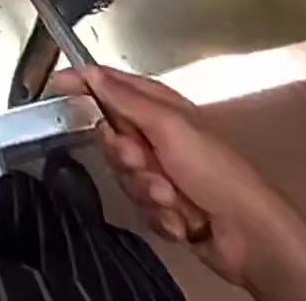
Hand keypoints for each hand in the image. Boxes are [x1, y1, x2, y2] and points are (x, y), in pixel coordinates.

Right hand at [50, 67, 305, 299]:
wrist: (248, 234)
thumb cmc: (211, 168)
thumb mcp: (167, 126)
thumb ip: (126, 99)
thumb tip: (91, 71)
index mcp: (157, 104)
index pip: (111, 84)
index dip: (84, 82)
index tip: (57, 84)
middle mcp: (155, 132)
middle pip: (111, 136)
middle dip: (125, 157)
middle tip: (142, 162)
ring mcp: (159, 168)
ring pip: (123, 175)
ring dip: (146, 190)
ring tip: (172, 197)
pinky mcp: (163, 202)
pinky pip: (139, 204)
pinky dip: (160, 214)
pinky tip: (182, 218)